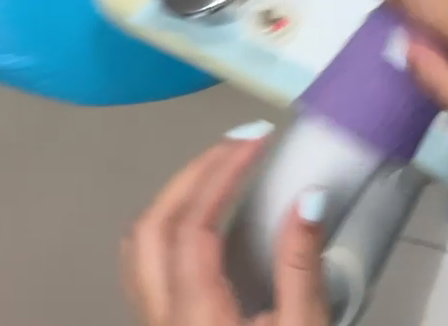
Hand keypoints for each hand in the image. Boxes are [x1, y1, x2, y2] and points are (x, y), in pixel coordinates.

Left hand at [123, 122, 326, 325]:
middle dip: (193, 173)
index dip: (222, 173)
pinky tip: (213, 214)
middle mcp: (162, 321)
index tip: (260, 139)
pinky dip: (176, 220)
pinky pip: (150, 264)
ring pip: (139, 248)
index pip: (193, 226)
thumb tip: (309, 197)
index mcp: (196, 318)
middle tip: (240, 142)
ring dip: (178, 194)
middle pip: (151, 230)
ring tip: (225, 165)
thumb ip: (302, 266)